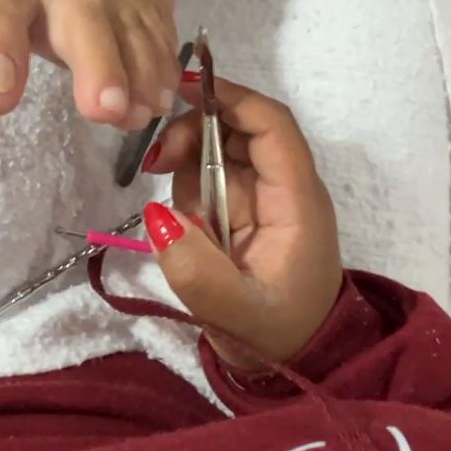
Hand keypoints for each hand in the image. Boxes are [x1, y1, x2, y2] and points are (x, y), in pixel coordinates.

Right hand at [141, 76, 342, 367]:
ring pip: (219, 147)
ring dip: (186, 158)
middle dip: (194, 131)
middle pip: (239, 127)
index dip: (231, 98)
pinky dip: (187, 181)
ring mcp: (261, 195)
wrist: (294, 361)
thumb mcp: (233, 312)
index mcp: (296, 200)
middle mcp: (282, 187)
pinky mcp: (242, 207)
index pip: (272, 125)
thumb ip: (194, 268)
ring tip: (166, 193)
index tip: (181, 89)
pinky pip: (210, 176)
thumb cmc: (275, 334)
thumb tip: (157, 214)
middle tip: (155, 161)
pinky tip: (181, 216)